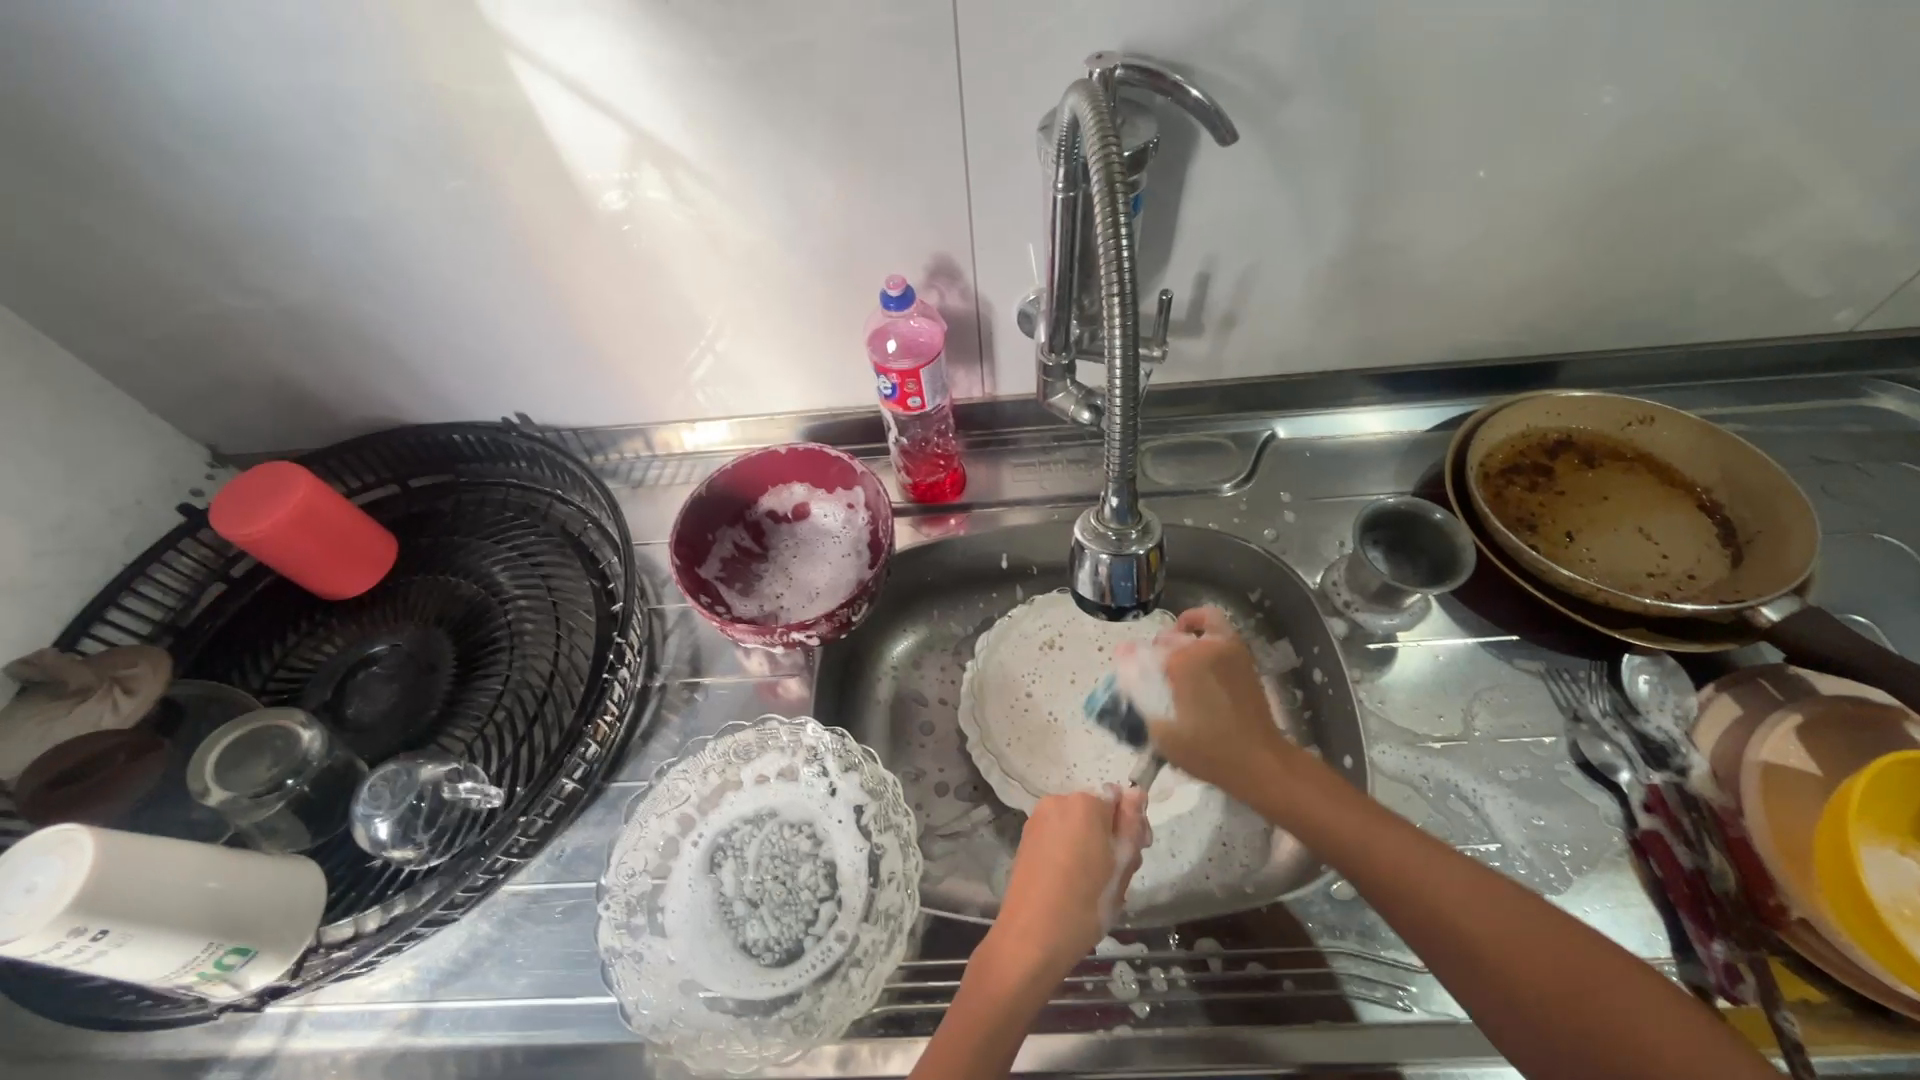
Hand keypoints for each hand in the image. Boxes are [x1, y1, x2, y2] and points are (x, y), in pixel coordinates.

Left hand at [987, 789, 1150, 979]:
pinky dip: (1072, 853)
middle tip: (1120, 876)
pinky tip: (1075, 885)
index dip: (1133, 825)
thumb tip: (1135, 793)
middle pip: (1098, 811)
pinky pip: (1060, 837)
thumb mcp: (1122, 864)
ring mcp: (1038, 821)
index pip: (1121, 798)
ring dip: (1094, 847)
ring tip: (1098, 886)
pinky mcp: (1026, 840)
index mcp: (1084, 803)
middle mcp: (1057, 802)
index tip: (1138, 853)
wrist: (1031, 938)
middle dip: (1113, 837)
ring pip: (1079, 826)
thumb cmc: (1086, 902)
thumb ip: (1131, 824)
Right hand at [1136, 606, 1302, 801]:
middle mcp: (1205, 647)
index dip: (1130, 660)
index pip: (1144, 651)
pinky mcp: (1243, 657)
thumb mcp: (1162, 733)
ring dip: (1181, 634)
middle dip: (1154, 651)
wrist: (1259, 761)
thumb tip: (1128, 676)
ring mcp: (1228, 648)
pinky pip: (1218, 629)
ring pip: (1198, 623)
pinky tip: (1196, 654)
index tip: (1126, 672)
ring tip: (1174, 655)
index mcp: (1183, 662)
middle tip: (1152, 673)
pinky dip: (1204, 630)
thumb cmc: (1208, 751)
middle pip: (1168, 636)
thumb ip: (1141, 698)